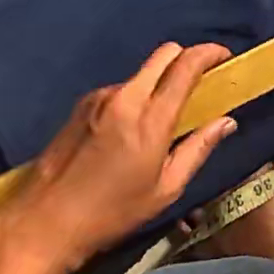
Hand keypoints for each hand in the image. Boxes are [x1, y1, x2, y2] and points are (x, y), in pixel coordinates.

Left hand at [2, 43, 236, 268]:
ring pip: (142, 72)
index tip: (224, 58)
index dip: (209, 53)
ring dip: (159, 82)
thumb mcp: (166, 189)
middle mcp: (125, 96)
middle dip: (187, 58)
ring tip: (162, 117)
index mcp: (150, 118)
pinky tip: (131, 129)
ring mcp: (100, 97)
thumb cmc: (113, 212)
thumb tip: (227, 121)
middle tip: (200, 81)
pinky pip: (121, 89)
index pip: (185, 66)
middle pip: (165, 54)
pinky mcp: (83, 103)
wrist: (46, 220)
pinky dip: (136, 97)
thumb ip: (198, 148)